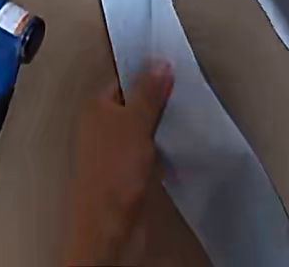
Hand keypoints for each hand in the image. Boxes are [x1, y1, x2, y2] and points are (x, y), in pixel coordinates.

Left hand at [62, 62, 172, 265]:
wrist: (109, 228)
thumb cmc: (116, 168)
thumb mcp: (135, 122)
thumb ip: (149, 92)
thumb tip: (161, 60)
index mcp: (97, 105)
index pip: (125, 78)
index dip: (147, 71)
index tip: (174, 64)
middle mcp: (104, 123)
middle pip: (136, 102)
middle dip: (159, 97)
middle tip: (188, 85)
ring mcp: (117, 149)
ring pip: (145, 127)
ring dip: (163, 122)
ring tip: (191, 109)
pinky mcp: (131, 171)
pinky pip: (150, 149)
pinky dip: (164, 145)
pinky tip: (184, 139)